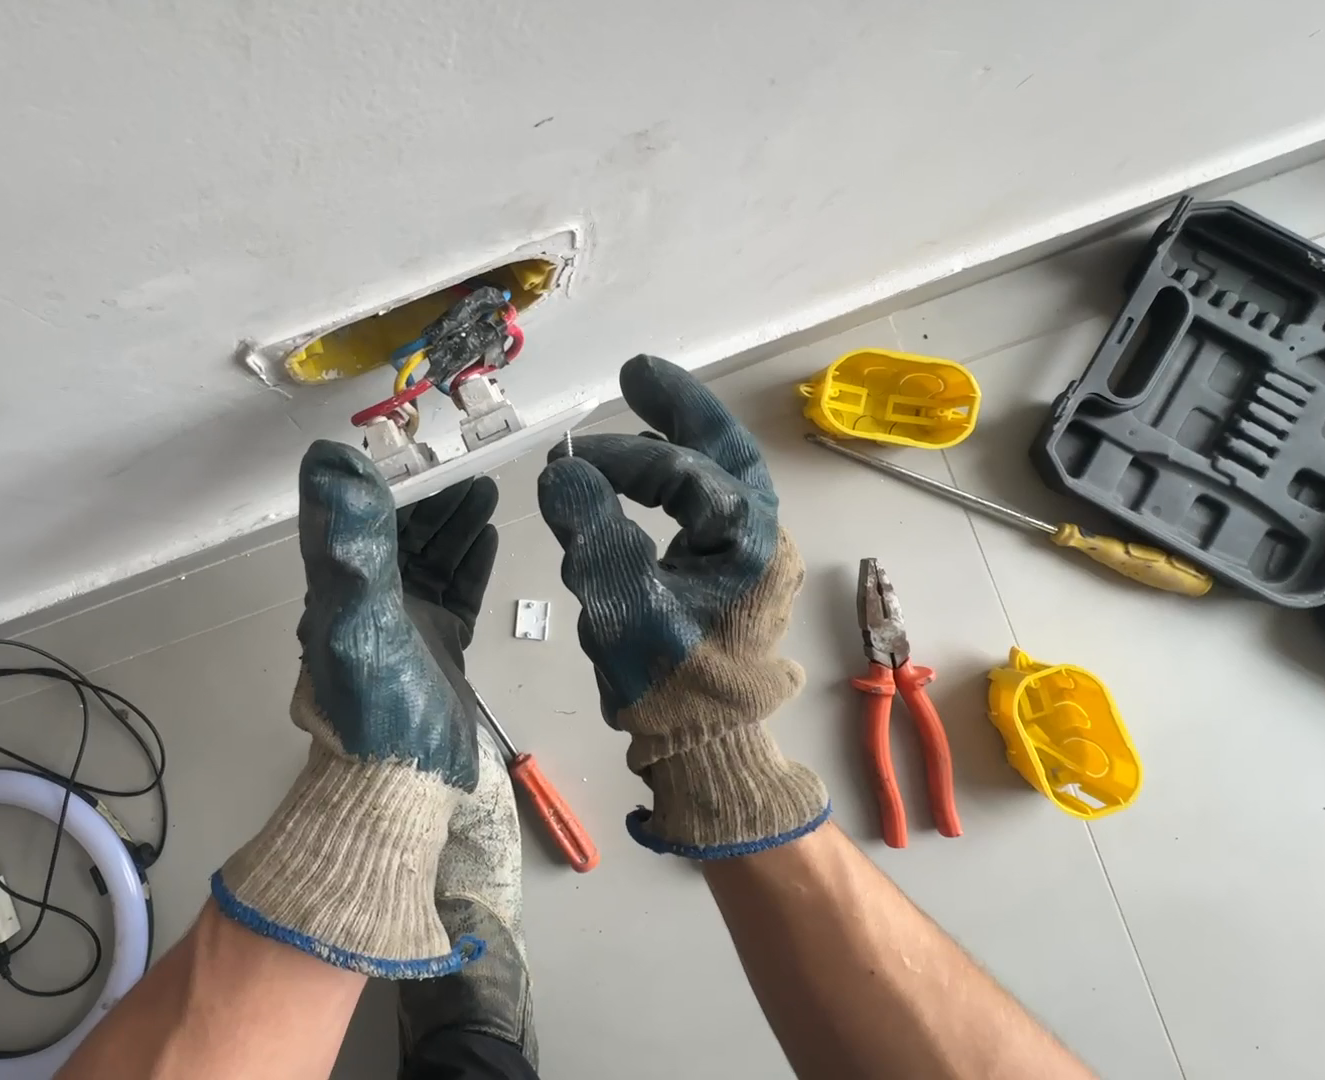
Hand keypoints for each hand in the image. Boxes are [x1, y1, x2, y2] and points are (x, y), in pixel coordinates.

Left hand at [214, 442, 487, 976]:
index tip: (421, 445)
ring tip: (486, 489)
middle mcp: (371, 599)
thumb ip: (349, 542)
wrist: (403, 785)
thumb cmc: (378, 704)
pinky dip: (471, 562)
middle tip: (470, 464)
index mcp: (342, 588)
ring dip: (457, 523)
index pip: (365, 516)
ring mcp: (408, 623)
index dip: (391, 479)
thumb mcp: (359, 620)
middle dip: (435, 497)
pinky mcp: (441, 645)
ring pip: (433, 559)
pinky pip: (457, 592)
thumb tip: (326, 457)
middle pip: (404, 532)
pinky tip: (489, 536)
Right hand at [538, 355, 828, 857]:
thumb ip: (593, 534)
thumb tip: (562, 472)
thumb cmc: (670, 686)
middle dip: (679, 411)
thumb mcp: (621, 609)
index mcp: (748, 542)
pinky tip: (639, 482)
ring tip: (637, 416)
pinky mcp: (730, 573)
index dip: (621, 458)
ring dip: (676, 445)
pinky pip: (704, 510)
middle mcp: (761, 539)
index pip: (683, 474)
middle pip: (724, 453)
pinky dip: (672, 486)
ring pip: (717, 479)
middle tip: (638, 374)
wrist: (703, 747)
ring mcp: (750, 556)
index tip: (566, 461)